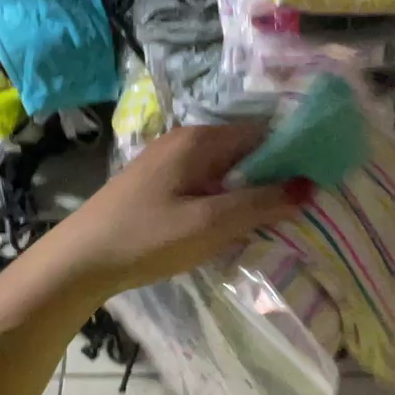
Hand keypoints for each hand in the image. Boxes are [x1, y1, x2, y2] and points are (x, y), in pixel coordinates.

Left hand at [41, 123, 311, 295]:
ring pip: (225, 169)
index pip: (263, 134)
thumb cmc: (147, 238)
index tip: (315, 186)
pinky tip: (227, 226)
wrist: (79, 260)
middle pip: (245, 150)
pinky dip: (224, 199)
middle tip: (296, 210)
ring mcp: (168, 160)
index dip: (292, 157)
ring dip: (248, 191)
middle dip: (272, 176)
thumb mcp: (210, 224)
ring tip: (268, 222)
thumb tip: (310, 186)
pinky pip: (205, 182)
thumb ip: (261, 203)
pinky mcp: (157, 182)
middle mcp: (185, 140)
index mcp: (200, 140)